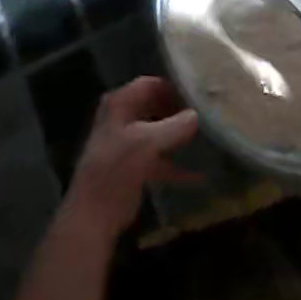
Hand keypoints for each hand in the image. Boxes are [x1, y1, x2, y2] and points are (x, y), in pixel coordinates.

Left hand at [64, 77, 199, 236]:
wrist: (94, 215)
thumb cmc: (116, 169)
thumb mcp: (148, 143)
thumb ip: (175, 126)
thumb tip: (197, 115)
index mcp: (119, 103)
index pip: (150, 84)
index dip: (172, 87)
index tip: (198, 95)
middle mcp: (122, 117)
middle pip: (155, 106)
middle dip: (178, 112)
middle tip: (205, 115)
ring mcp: (127, 142)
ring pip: (158, 132)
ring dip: (178, 137)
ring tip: (206, 138)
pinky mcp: (133, 166)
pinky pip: (158, 158)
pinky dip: (175, 164)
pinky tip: (199, 174)